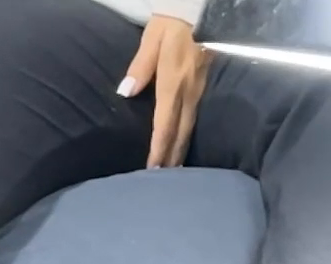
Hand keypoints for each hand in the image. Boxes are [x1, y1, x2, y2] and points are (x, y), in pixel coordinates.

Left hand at [119, 16, 210, 167]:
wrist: (204, 5)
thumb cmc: (173, 21)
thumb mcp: (152, 38)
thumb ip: (140, 67)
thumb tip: (126, 91)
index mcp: (173, 83)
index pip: (165, 124)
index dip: (159, 149)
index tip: (152, 169)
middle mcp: (188, 92)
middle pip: (179, 133)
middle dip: (170, 158)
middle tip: (162, 180)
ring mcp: (199, 91)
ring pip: (189, 129)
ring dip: (180, 151)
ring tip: (172, 170)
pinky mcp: (204, 87)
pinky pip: (195, 118)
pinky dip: (187, 136)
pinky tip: (182, 146)